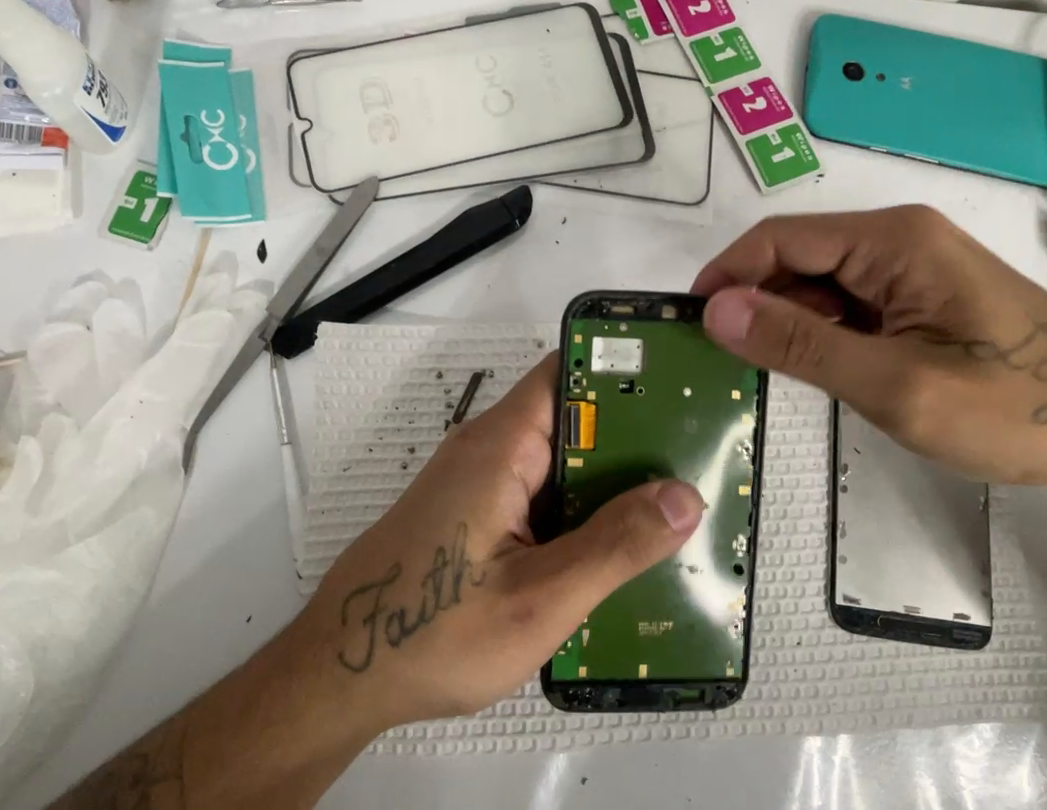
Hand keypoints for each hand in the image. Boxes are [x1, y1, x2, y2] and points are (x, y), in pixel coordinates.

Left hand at [286, 355, 705, 731]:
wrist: (339, 675)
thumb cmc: (433, 634)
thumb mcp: (537, 599)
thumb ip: (614, 546)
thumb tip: (686, 495)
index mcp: (500, 447)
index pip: (567, 374)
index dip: (626, 371)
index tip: (687, 385)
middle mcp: (488, 452)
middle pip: (571, 420)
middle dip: (635, 437)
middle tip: (707, 460)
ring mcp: (478, 487)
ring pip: (558, 465)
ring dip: (612, 482)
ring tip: (682, 504)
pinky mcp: (473, 519)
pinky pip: (539, 499)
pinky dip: (580, 513)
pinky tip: (623, 547)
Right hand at [694, 206, 1046, 492]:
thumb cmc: (1019, 412)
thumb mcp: (897, 386)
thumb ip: (801, 345)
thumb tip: (714, 310)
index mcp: (896, 241)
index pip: (780, 239)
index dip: (726, 276)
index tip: (689, 326)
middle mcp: (902, 240)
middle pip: (799, 257)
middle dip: (757, 304)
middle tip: (731, 366)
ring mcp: (918, 269)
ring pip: (822, 284)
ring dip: (791, 324)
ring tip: (781, 378)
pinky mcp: (927, 299)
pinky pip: (853, 305)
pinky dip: (825, 335)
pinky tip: (828, 374)